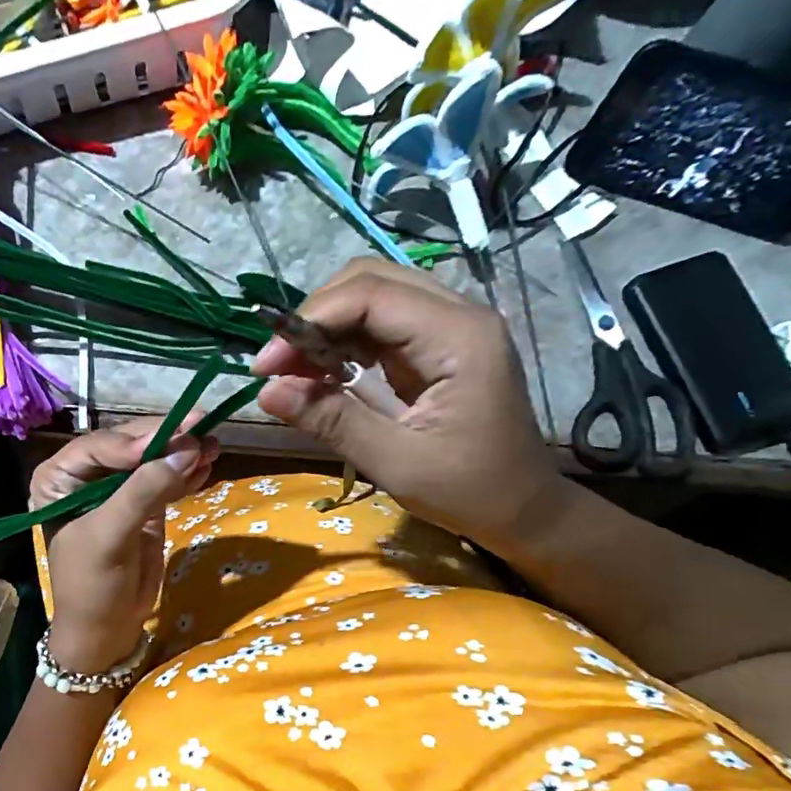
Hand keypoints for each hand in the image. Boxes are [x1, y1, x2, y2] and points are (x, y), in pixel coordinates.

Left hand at [31, 416, 218, 672]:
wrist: (107, 628)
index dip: (136, 439)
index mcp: (60, 477)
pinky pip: (167, 480)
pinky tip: (209, 465)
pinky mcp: (145, 505)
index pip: (99, 445)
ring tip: (214, 444)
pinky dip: (188, 473)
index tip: (174, 437)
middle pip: (131, 445)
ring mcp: (119, 489)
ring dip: (184, 452)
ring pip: (153, 460)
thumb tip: (186, 452)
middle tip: (202, 428)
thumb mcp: (110, 536)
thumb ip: (143, 492)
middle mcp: (87, 475)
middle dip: (166, 439)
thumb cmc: (92, 584)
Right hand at [254, 260, 567, 555]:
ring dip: (326, 328)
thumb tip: (267, 392)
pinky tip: (323, 373)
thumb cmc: (470, 491)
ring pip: (373, 297)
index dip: (310, 320)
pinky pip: (382, 324)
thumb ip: (334, 421)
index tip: (266, 365)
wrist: (523, 509)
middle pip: (370, 281)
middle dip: (315, 317)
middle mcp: (457, 315)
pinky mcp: (439, 345)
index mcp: (458, 336)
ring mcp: (450, 326)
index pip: (370, 294)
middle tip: (278, 367)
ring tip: (294, 372)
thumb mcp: (397, 463)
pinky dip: (345, 342)